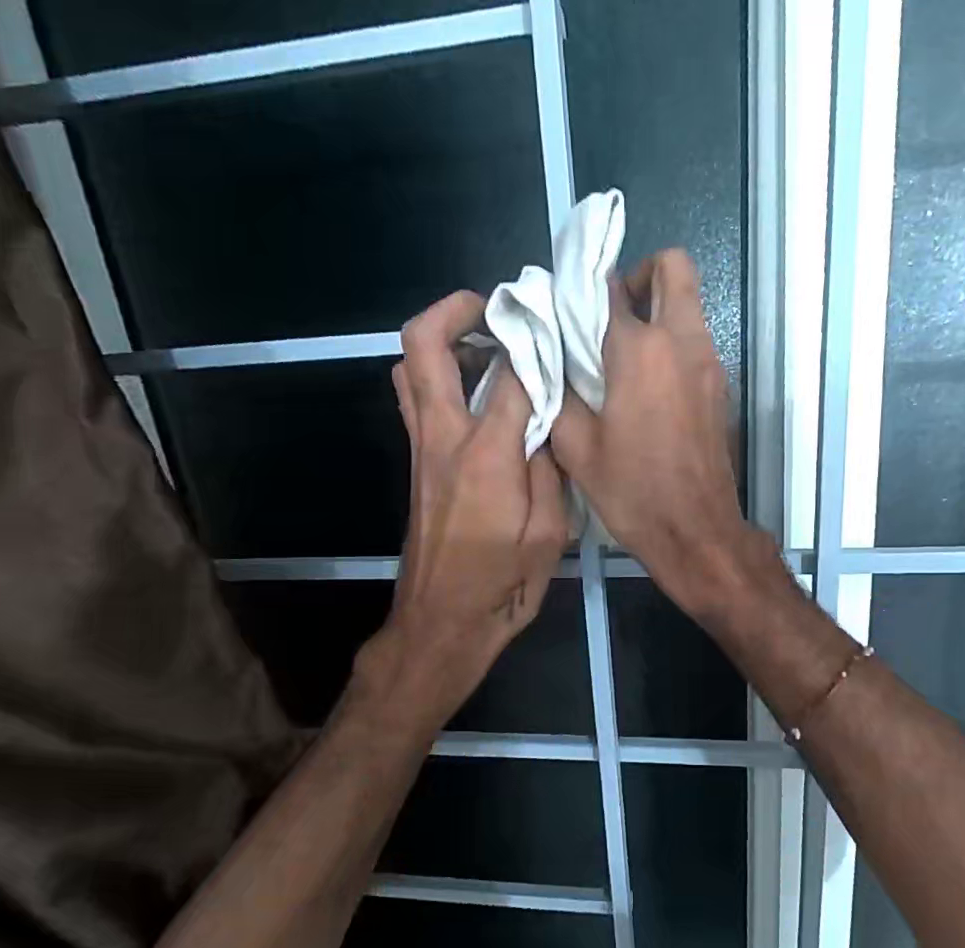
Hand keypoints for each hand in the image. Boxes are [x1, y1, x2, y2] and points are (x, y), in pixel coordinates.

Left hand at [353, 291, 570, 727]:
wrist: (440, 622)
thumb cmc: (501, 585)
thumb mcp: (548, 534)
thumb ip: (550, 469)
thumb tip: (547, 422)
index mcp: (486, 455)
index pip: (508, 373)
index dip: (533, 341)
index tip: (554, 325)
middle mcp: (444, 439)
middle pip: (424, 346)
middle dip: (454, 310)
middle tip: (494, 309)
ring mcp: (422, 449)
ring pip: (410, 368)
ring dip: (442, 341)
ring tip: (488, 345)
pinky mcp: (417, 464)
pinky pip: (416, 398)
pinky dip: (440, 374)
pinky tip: (480, 392)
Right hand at [551, 249, 759, 612]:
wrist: (696, 530)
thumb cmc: (632, 490)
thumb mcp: (575, 445)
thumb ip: (557, 389)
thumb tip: (549, 359)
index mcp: (641, 349)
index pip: (611, 286)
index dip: (587, 288)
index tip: (572, 308)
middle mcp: (683, 341)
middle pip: (673, 267)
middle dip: (640, 275)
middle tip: (611, 314)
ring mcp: (710, 363)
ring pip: (689, 304)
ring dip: (659, 309)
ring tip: (624, 354)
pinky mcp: (721, 387)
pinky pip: (696, 341)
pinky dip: (673, 343)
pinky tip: (647, 385)